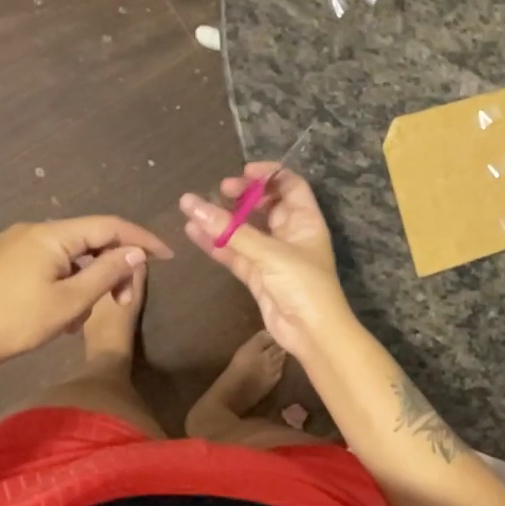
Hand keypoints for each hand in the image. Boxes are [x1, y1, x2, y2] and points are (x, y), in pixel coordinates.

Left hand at [0, 216, 171, 368]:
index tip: (167, 257)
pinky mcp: (6, 261)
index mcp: (51, 235)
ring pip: (72, 255)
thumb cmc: (16, 321)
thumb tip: (136, 253)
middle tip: (124, 302)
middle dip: (114, 268)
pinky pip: (52, 263)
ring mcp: (16, 245)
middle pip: (90, 240)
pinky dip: (70, 282)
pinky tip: (67, 312)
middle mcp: (34, 230)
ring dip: (91, 280)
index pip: (109, 226)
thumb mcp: (71, 301)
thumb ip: (107, 273)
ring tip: (89, 316)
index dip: (142, 239)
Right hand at [180, 165, 353, 357]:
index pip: (291, 186)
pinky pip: (234, 254)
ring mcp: (273, 256)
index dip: (270, 175)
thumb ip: (231, 231)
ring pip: (245, 230)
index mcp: (305, 221)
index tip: (244, 172)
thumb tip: (191, 204)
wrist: (313, 333)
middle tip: (220, 190)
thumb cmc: (304, 286)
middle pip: (265, 205)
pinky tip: (192, 232)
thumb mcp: (271, 253)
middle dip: (242, 195)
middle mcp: (290, 235)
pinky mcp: (258, 276)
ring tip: (193, 206)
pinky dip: (216, 244)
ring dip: (223, 219)